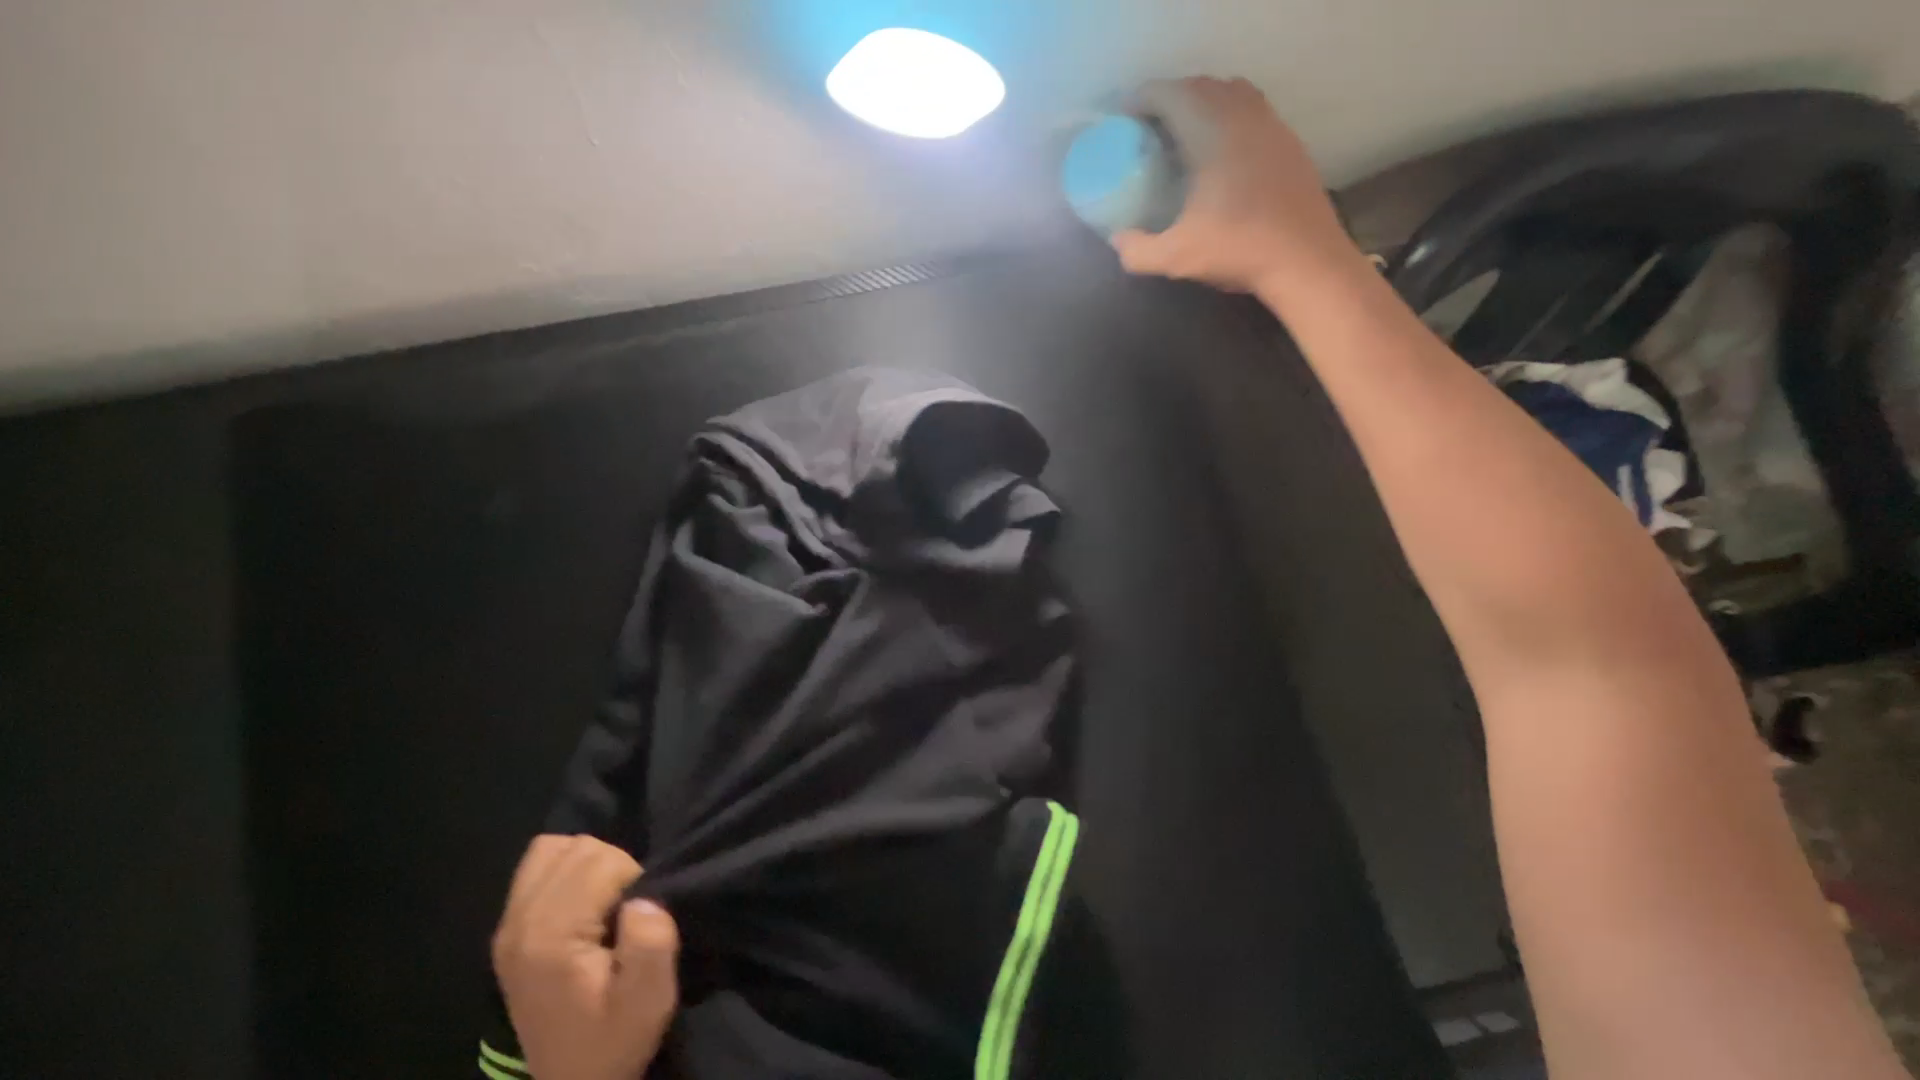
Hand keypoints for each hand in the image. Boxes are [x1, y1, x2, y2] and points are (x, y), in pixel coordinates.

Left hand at [492, 835, 679, 1079]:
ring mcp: (506, 924)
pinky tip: (582, 903)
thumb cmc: (612, 1042)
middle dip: (614, 868)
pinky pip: (536, 866)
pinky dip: (566, 869)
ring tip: (605, 903)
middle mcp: (518, 922)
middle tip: (625, 914)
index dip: (634, 879)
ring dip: (589, 864)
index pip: (602, 860)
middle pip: (578, 848)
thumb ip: (651, 944)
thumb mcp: (648, 1001)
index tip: (639, 920)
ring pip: (554, 848)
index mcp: (549, 936)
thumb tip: (643, 899)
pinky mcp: (507, 930)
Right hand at [1112, 77, 1360, 292]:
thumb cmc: (1238, 251)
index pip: (1170, 94)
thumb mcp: (1176, 257)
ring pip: (1233, 92)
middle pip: (1201, 86)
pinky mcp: (1290, 143)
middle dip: (1172, 98)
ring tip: (1186, 132)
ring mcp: (1271, 126)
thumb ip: (1137, 250)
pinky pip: (1255, 111)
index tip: (1124, 118)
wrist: (1306, 261)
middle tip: (1150, 126)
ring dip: (1205, 102)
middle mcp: (1242, 117)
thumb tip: (1117, 239)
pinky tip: (1224, 151)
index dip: (1141, 99)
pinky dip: (1232, 117)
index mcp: (1210, 133)